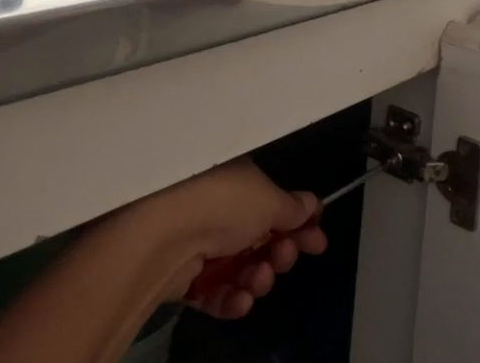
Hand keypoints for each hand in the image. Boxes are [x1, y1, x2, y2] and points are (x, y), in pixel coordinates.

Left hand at [141, 160, 327, 319]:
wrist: (162, 236)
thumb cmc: (222, 203)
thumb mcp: (268, 199)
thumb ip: (292, 207)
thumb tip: (312, 205)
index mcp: (238, 179)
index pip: (274, 202)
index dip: (298, 222)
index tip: (316, 241)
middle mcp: (219, 208)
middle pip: (261, 238)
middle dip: (281, 252)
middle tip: (285, 257)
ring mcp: (200, 244)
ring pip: (242, 268)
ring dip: (259, 278)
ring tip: (259, 278)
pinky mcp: (183, 278)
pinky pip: (217, 292)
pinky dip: (232, 299)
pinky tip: (241, 298)